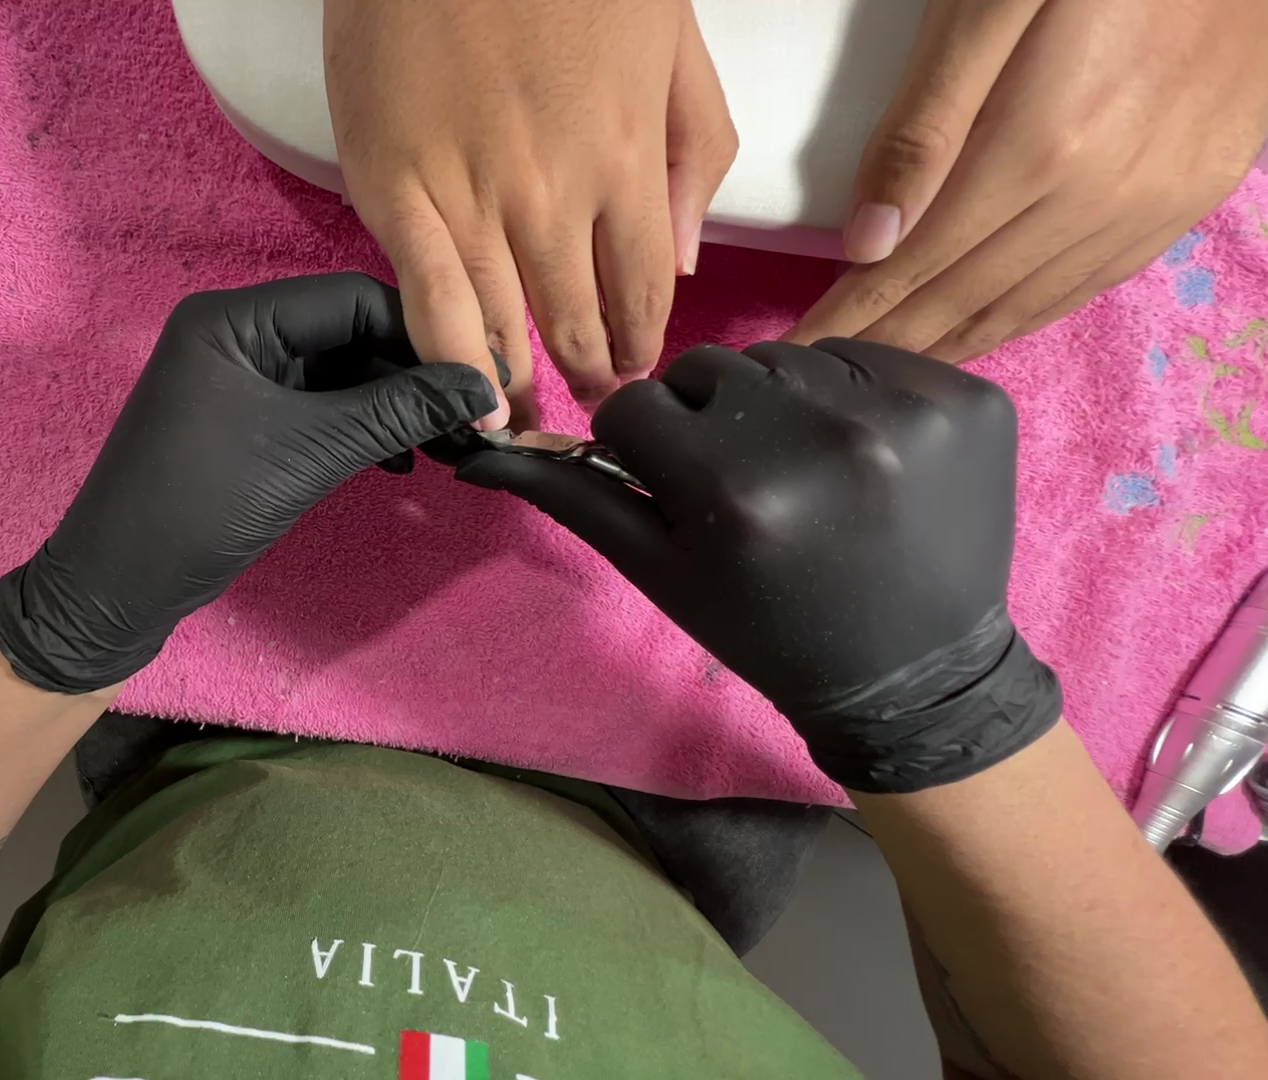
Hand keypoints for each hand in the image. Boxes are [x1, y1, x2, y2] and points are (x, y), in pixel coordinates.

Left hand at [0, 274, 495, 693]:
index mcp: (236, 317)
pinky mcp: (247, 422)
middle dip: (408, 378)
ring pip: (336, 377)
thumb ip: (397, 412)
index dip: (421, 336)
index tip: (480, 377)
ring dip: (388, 409)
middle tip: (469, 417)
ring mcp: (240, 380)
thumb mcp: (308, 452)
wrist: (122, 584)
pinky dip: (357, 431)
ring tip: (443, 445)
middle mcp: (237, 333)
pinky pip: (316, 410)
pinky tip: (398, 460)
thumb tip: (482, 390)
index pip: (351, 299)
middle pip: (346, 335)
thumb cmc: (205, 504)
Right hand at [325, 0, 735, 428]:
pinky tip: (465, 408)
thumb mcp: (667, 29)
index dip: (639, 343)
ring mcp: (474, 204)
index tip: (631, 376)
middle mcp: (555, 195)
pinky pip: (431, 306)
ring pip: (506, 328)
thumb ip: (692, 145)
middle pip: (577, 321)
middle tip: (582, 410)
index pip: (646, 285)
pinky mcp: (400, 201)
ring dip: (519, 389)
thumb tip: (690, 256)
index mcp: (626, 152)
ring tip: (522, 424)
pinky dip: (451, 365)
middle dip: (586, 377)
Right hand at [457, 338, 1061, 791]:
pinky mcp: (968, 394)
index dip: (633, 442)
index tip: (662, 479)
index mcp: (728, 489)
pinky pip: (862, 356)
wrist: (907, 672)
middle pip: (704, 366)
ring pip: (780, 354)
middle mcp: (816, 434)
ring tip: (791, 465)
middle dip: (696, 414)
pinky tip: (853, 452)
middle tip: (726, 473)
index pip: (631, 406)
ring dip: (767, 401)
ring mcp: (903, 409)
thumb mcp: (653, 569)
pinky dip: (840, 394)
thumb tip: (479, 451)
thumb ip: (572, 498)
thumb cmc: (756, 625)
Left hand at [790, 0, 1267, 361]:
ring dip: (941, 348)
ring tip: (882, 371)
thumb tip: (868, 245)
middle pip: (954, 303)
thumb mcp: (982, 15)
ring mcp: (1157, 197)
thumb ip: (921, 133)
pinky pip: (1083, 288)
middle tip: (828, 372)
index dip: (843, 320)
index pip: (906, 271)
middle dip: (880, 344)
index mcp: (1037, 152)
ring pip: (1018, 309)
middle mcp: (1101, 194)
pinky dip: (1014, 322)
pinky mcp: (1194, 191)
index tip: (797, 351)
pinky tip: (973, 336)